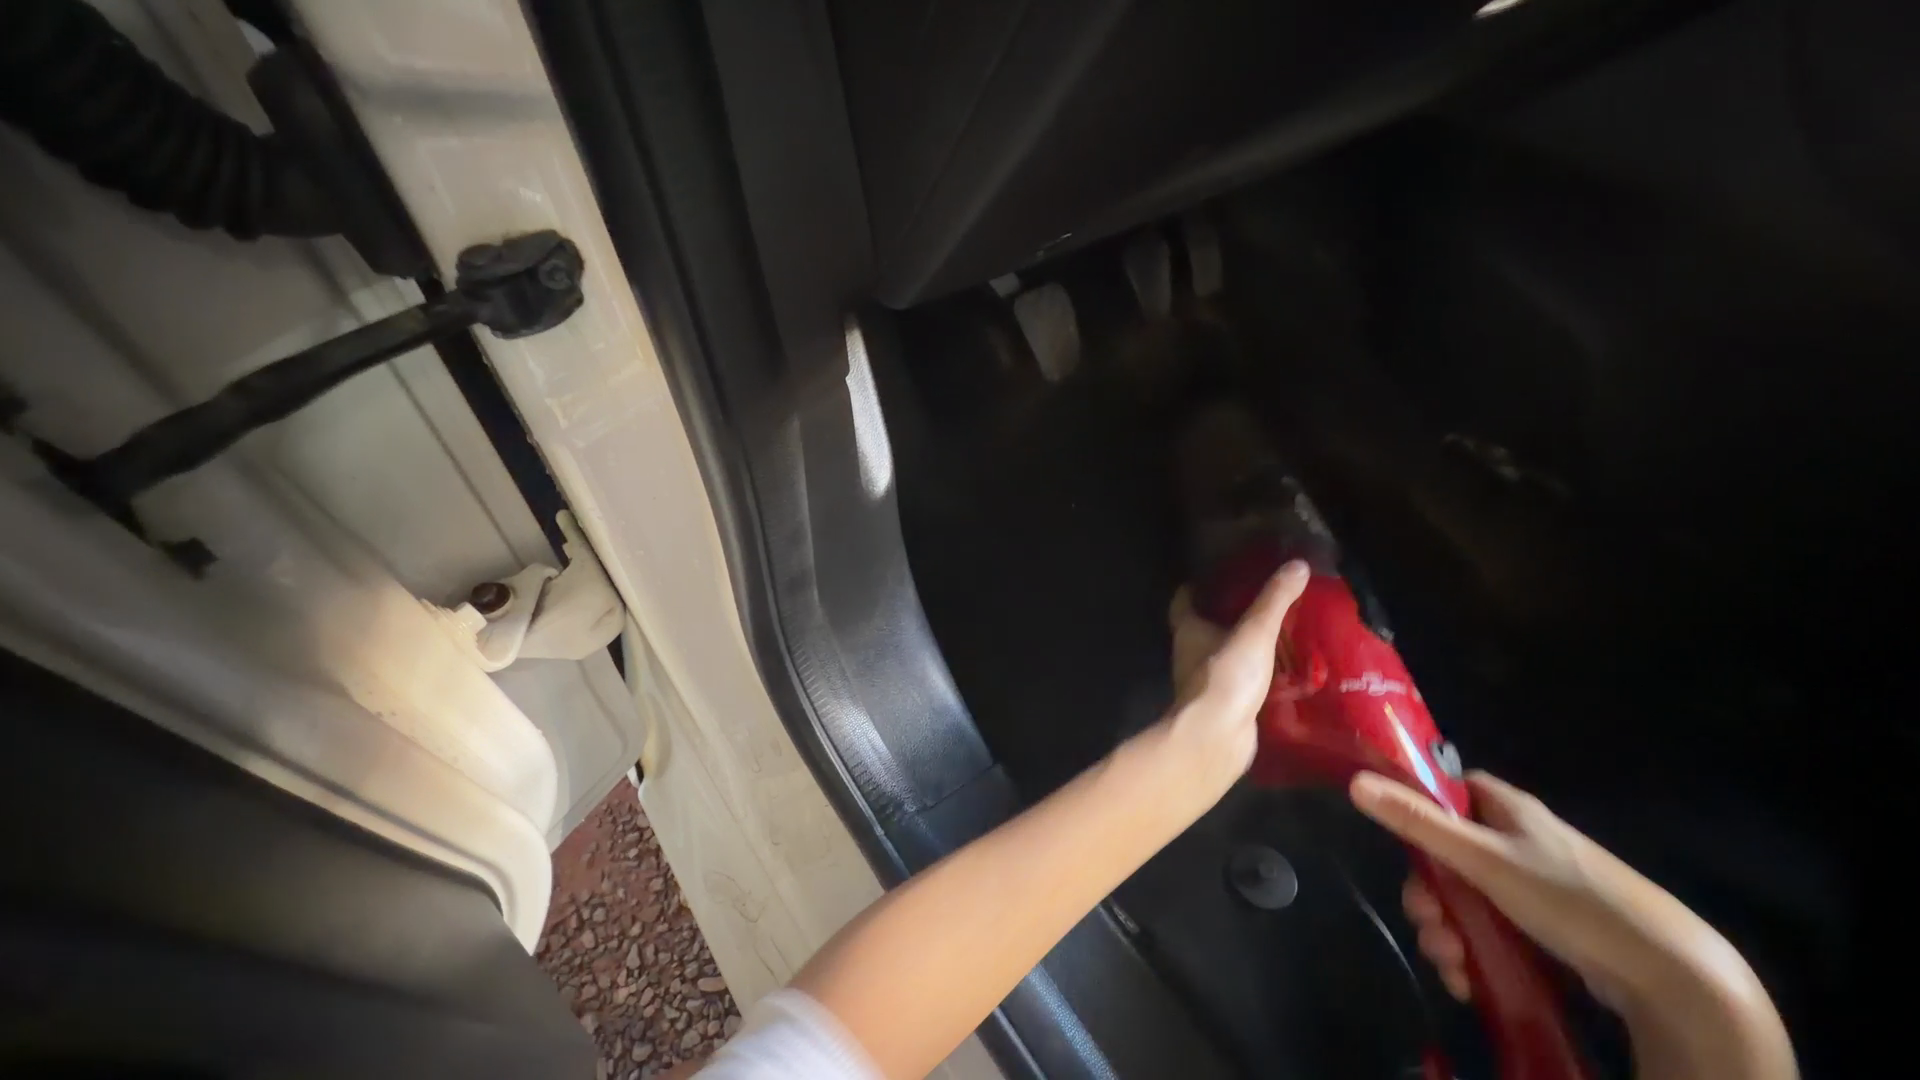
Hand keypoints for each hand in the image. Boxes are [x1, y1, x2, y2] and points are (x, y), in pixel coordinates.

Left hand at [1158, 561, 1309, 803]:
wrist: (1216, 738)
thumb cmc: (1226, 677)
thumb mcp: (1254, 632)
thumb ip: (1274, 600)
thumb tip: (1297, 564)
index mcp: (1188, 631)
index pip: (1184, 602)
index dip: (1195, 588)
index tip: (1214, 575)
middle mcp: (1190, 656)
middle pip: (1204, 629)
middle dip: (1226, 617)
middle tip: (1259, 602)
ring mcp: (1206, 684)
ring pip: (1223, 658)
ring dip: (1243, 648)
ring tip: (1278, 634)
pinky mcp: (1223, 708)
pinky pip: (1240, 684)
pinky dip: (1255, 676)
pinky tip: (1282, 672)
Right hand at [1352, 770, 1796, 1079]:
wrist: (1666, 972)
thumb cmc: (1569, 898)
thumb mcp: (1484, 859)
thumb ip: (1418, 823)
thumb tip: (1355, 782)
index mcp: (1507, 809)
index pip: (1448, 791)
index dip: (1418, 812)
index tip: (1403, 846)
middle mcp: (1518, 840)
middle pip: (1447, 855)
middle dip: (1429, 896)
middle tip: (1428, 925)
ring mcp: (1533, 886)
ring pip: (1465, 899)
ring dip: (1446, 932)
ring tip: (1450, 965)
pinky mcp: (1546, 929)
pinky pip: (1490, 931)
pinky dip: (1472, 953)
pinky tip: (1466, 979)